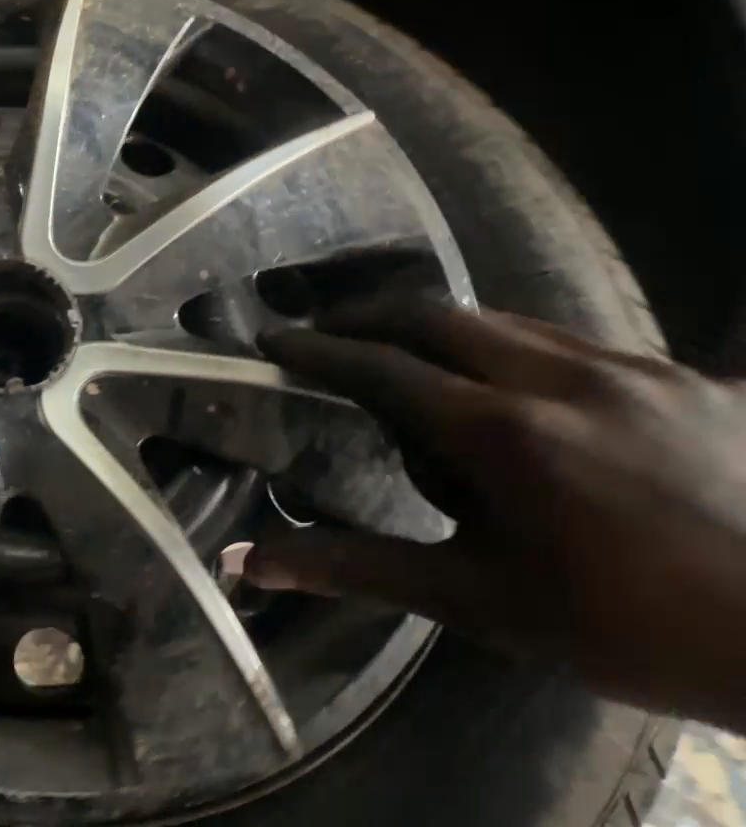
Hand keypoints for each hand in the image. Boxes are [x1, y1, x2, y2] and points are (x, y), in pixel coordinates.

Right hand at [247, 299, 745, 729]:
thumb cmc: (635, 629)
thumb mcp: (481, 604)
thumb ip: (358, 568)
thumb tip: (245, 561)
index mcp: (502, 432)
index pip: (379, 368)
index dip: (317, 350)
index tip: (272, 340)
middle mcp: (563, 381)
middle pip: (439, 317)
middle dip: (370, 316)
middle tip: (328, 330)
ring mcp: (639, 372)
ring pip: (510, 322)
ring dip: (444, 329)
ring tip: (412, 354)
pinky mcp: (699, 380)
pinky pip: (582, 344)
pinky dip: (521, 350)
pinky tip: (524, 385)